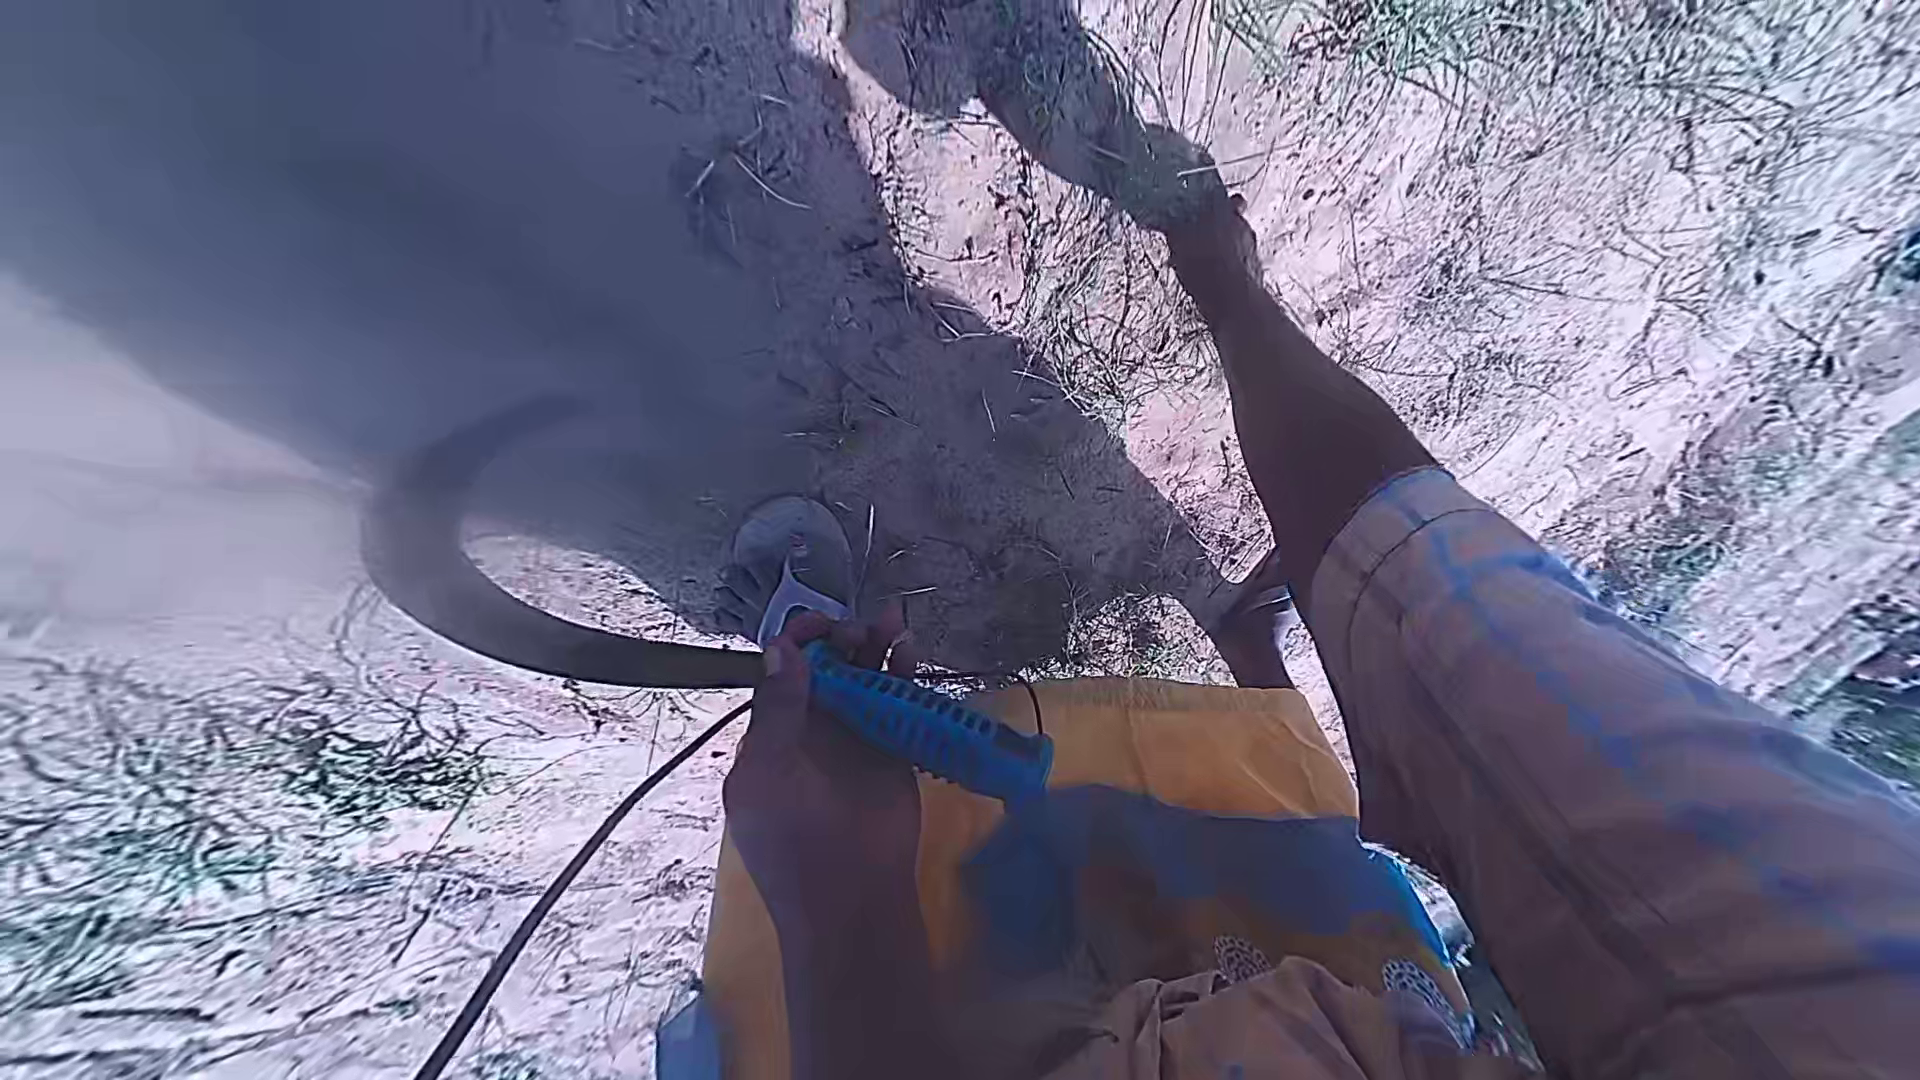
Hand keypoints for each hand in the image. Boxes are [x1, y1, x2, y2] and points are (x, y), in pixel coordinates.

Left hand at [722, 605, 921, 932]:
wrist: (852, 898)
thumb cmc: (797, 841)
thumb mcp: (770, 775)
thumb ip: (777, 711)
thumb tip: (781, 649)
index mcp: (775, 730)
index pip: (784, 670)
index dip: (800, 639)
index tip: (823, 624)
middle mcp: (814, 724)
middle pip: (829, 664)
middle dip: (843, 639)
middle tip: (861, 633)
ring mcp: (855, 733)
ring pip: (864, 674)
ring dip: (876, 645)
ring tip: (892, 624)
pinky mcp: (891, 743)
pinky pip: (896, 698)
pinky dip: (902, 671)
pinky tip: (909, 651)